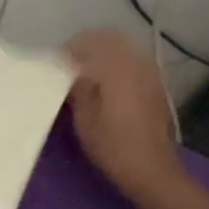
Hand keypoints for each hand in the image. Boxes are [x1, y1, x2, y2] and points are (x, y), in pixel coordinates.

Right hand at [63, 28, 183, 195]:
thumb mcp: (84, 117)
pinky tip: (105, 85)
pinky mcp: (155, 85)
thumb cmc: (112, 145)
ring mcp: (149, 72)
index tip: (53, 64)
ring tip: (85, 74)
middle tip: (68, 65)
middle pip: (108, 38)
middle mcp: (135, 62)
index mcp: (115, 66)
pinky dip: (116, 65)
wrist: (151, 170)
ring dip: (102, 54)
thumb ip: (76, 86)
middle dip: (86, 46)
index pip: (86, 42)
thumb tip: (68, 69)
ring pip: (122, 48)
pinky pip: (133, 62)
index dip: (67, 50)